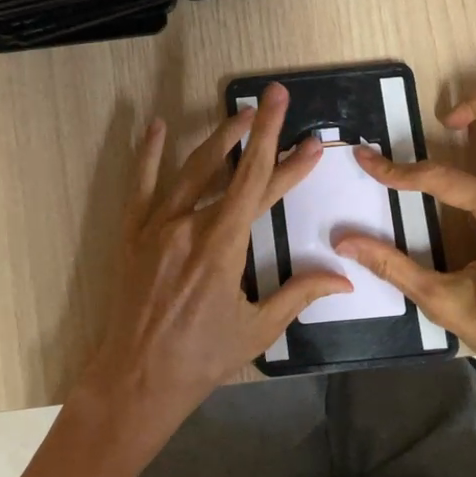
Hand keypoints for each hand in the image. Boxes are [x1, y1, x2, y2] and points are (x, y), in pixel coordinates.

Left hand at [80, 84, 351, 429]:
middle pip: (229, 168)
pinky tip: (158, 126)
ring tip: (239, 111)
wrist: (136, 377)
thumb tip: (344, 279)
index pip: (259, 185)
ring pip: (190, 169)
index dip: (286, 158)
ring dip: (216, 137)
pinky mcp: (132, 233)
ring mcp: (156, 225)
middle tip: (274, 99)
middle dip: (256, 131)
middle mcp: (188, 224)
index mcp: (222, 245)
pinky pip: (141, 184)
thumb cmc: (201, 357)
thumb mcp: (257, 330)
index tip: (309, 138)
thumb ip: (298, 295)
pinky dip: (150, 154)